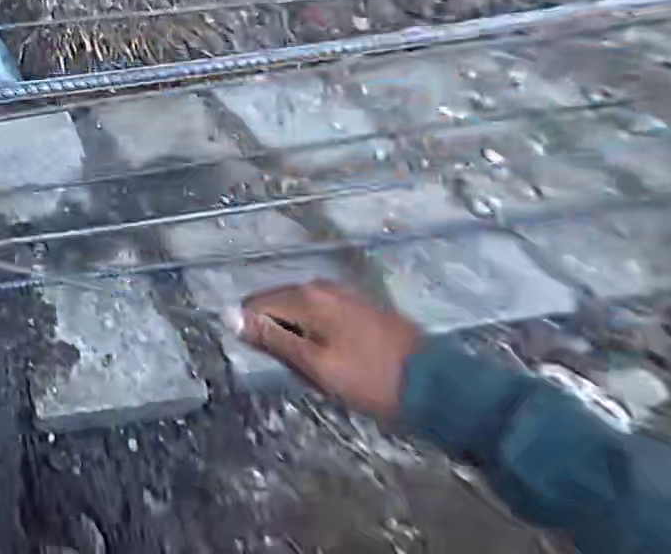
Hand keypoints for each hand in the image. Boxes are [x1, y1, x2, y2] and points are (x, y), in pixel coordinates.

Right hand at [227, 281, 419, 420]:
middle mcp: (319, 285)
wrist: (441, 387)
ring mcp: (342, 293)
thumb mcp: (316, 366)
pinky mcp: (360, 305)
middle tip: (304, 371)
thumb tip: (229, 316)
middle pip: (277, 305)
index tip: (279, 364)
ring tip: (324, 369)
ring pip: (300, 312)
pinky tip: (340, 358)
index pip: (255, 305)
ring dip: (301, 337)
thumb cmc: (372, 380)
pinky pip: (322, 315)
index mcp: (305, 296)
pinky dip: (320, 334)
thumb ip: (272, 339)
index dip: (256, 334)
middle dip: (280, 335)